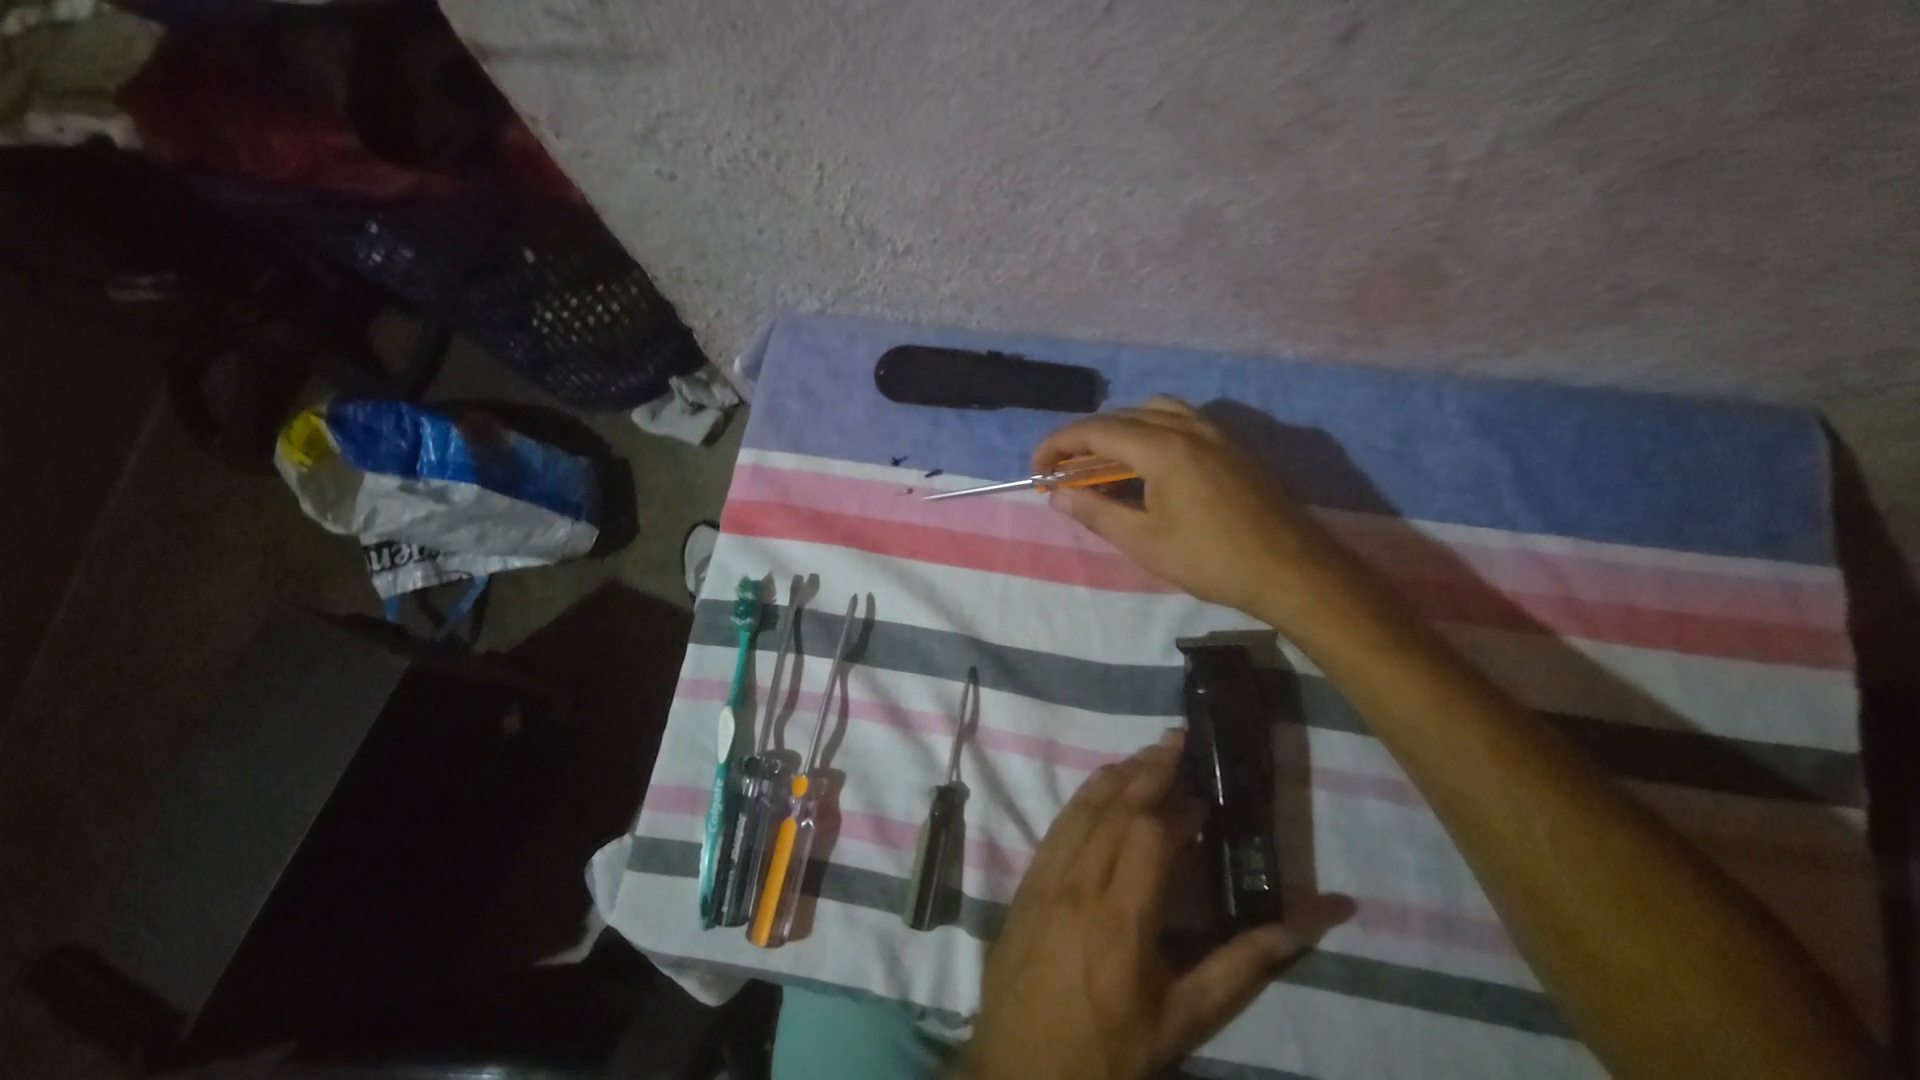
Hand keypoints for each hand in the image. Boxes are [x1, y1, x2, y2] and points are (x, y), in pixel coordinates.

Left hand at [957, 731, 1311, 1079]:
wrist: (1021, 1074)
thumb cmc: (1111, 1050)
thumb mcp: (1185, 1017)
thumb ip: (1246, 962)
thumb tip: (1312, 919)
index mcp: (1120, 919)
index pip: (1148, 835)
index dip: (1178, 809)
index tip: (1204, 800)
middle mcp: (1077, 888)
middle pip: (1113, 810)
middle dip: (1148, 770)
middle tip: (1178, 739)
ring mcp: (1043, 884)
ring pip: (1079, 811)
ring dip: (1114, 777)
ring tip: (1146, 755)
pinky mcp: (1023, 889)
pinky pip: (1054, 829)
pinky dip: (1080, 801)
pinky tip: (1098, 791)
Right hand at [1033, 397, 1334, 615]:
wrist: (1291, 570)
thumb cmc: (1211, 560)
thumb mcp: (1143, 542)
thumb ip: (1095, 512)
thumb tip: (1056, 494)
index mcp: (1163, 447)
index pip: (1096, 430)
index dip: (1059, 445)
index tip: (1037, 469)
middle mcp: (1189, 427)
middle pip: (1124, 416)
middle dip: (1086, 439)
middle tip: (1064, 473)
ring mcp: (1216, 433)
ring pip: (1155, 412)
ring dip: (1121, 431)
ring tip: (1104, 466)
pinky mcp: (1233, 446)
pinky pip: (1181, 422)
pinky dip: (1151, 433)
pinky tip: (1148, 468)